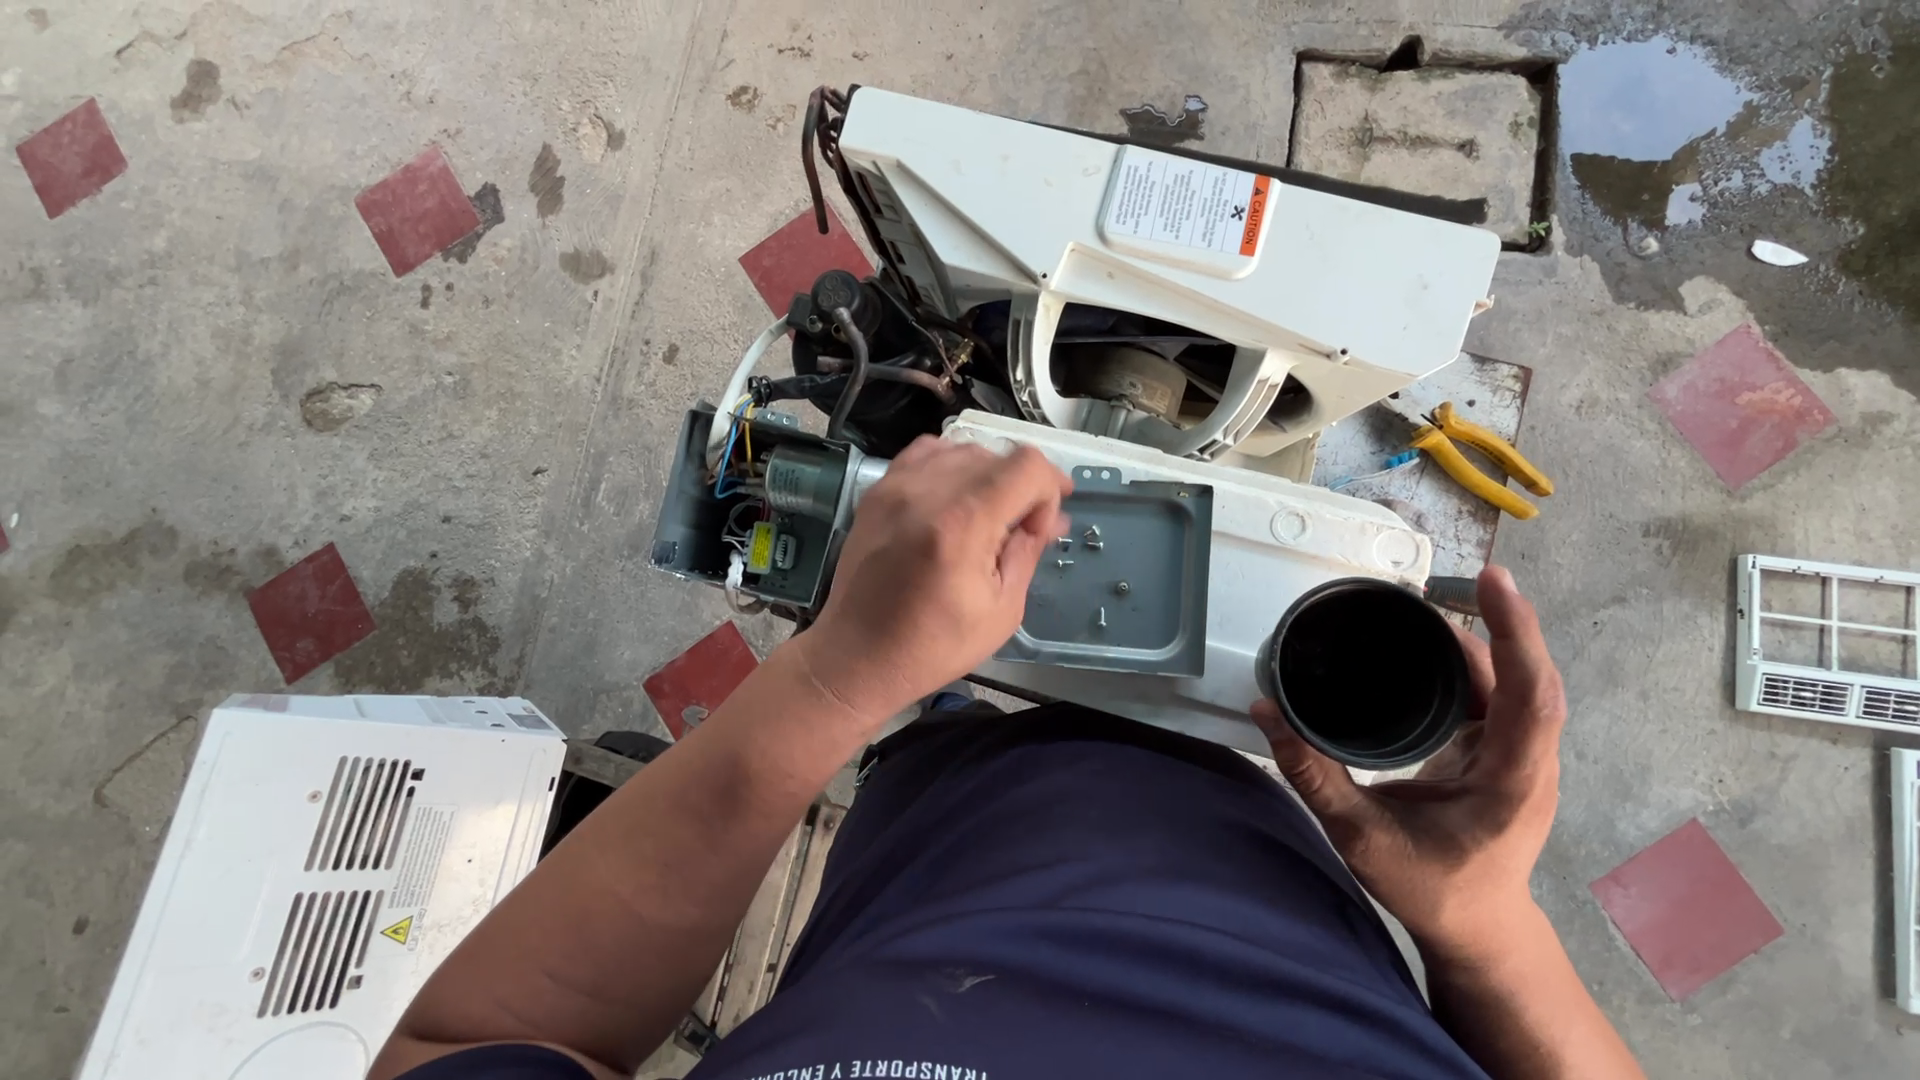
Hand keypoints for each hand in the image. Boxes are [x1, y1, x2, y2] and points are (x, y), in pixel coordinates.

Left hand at [793, 436, 1070, 724]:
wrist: (857, 656)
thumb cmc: (932, 646)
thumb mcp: (1001, 611)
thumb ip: (1028, 552)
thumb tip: (1051, 518)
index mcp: (962, 525)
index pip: (1026, 466)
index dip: (1049, 490)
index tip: (1042, 526)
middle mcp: (926, 492)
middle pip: (998, 455)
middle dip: (1022, 487)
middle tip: (1020, 530)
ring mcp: (896, 486)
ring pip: (963, 449)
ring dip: (988, 476)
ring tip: (987, 517)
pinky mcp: (878, 491)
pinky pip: (926, 453)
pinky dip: (950, 467)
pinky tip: (953, 500)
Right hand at [1251, 566, 1565, 960]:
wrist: (1477, 929)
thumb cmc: (1431, 890)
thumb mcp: (1361, 837)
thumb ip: (1313, 774)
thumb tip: (1266, 710)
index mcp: (1511, 780)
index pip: (1530, 694)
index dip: (1514, 633)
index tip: (1491, 581)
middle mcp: (1527, 760)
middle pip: (1528, 676)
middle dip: (1500, 621)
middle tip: (1455, 579)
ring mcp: (1518, 756)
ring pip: (1514, 682)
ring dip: (1481, 638)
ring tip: (1428, 608)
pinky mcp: (1499, 753)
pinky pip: (1496, 694)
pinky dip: (1470, 661)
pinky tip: (1432, 646)